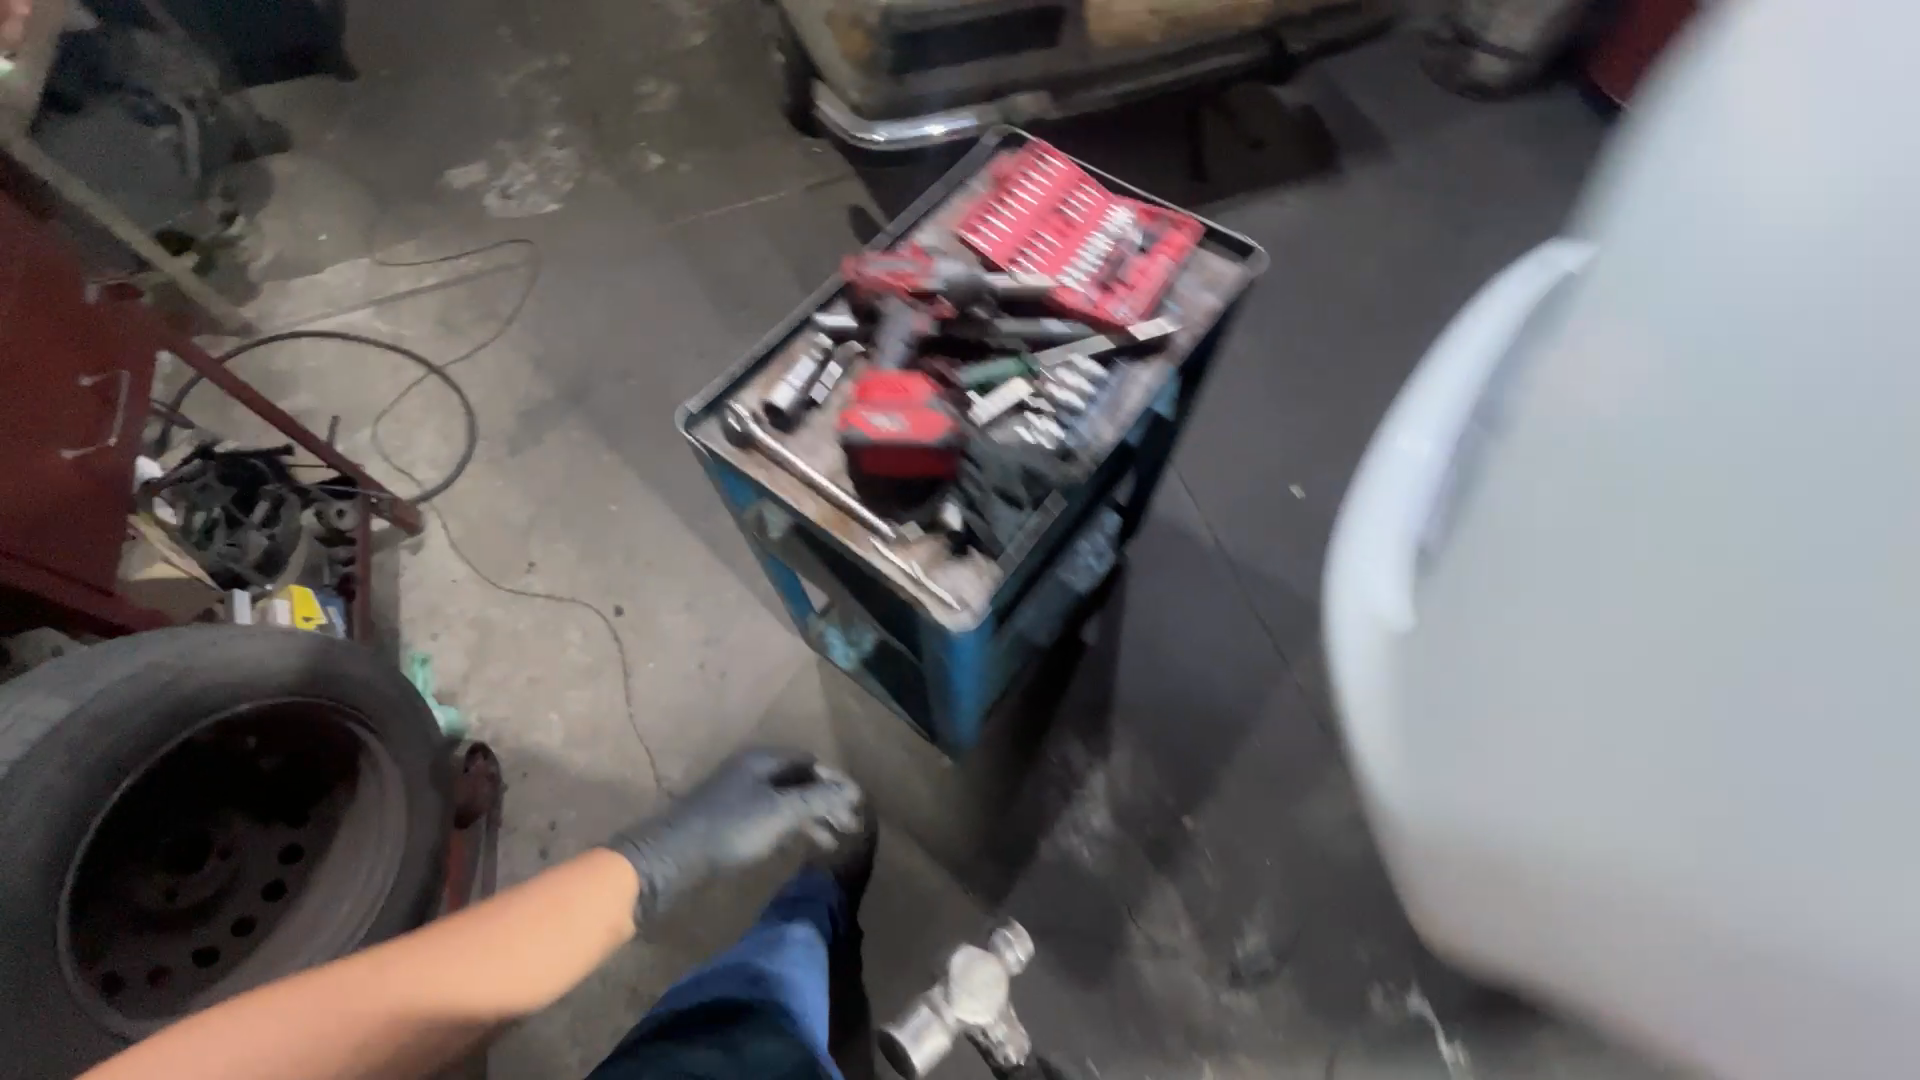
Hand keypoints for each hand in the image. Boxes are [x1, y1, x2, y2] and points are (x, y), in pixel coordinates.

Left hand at [604, 749, 863, 917]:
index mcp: (764, 759)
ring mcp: (739, 796)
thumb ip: (818, 798)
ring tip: (834, 842)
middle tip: (851, 826)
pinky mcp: (729, 821)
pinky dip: (791, 828)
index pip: (811, 761)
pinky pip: (772, 817)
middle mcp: (752, 771)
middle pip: (800, 781)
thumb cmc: (731, 828)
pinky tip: (800, 845)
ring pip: (786, 801)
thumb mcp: (781, 811)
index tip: (856, 804)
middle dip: (827, 802)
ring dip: (812, 818)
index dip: (835, 781)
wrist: (672, 858)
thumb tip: (852, 790)